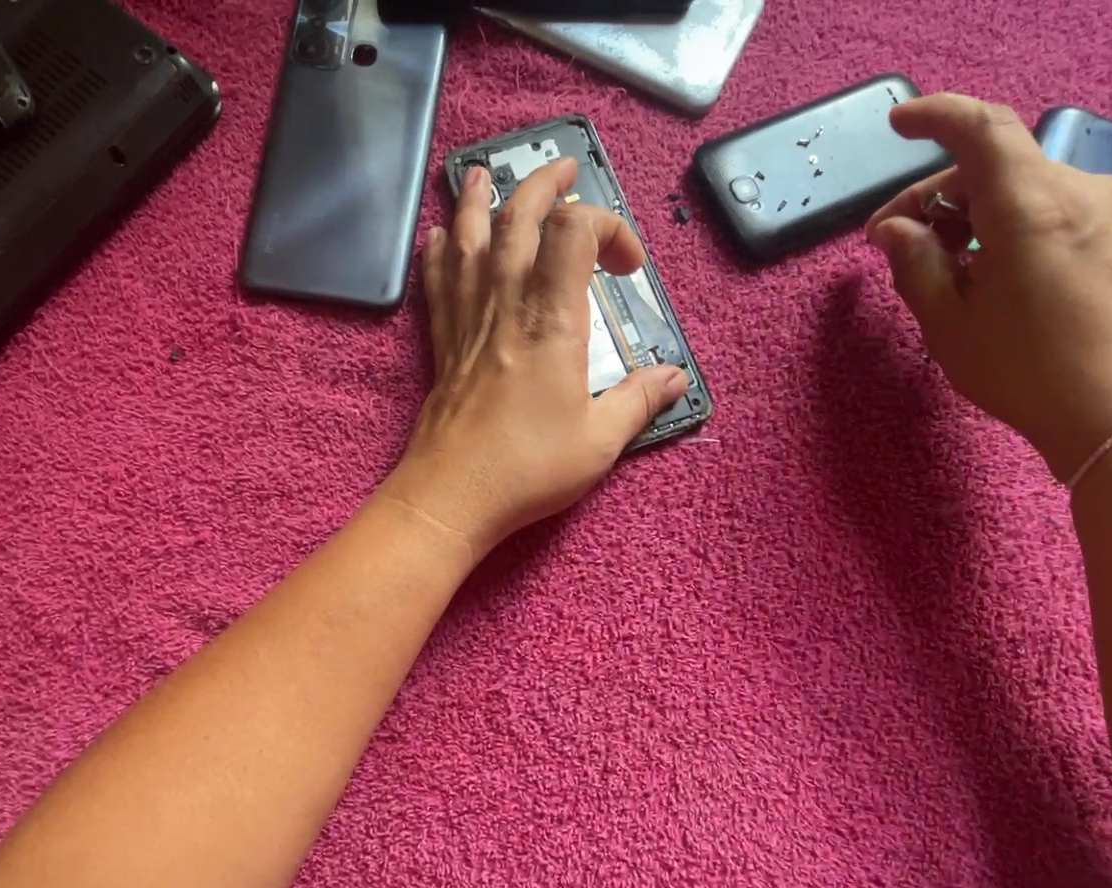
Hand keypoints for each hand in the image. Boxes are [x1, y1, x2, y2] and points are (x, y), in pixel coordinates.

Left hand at [380, 157, 687, 553]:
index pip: (575, 232)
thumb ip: (638, 401)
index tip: (628, 267)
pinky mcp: (444, 344)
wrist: (452, 496)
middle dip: (542, 184)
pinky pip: (438, 282)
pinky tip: (441, 237)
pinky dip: (440, 253)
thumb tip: (673, 379)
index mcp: (551, 322)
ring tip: (482, 174)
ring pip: (468, 240)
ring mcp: (468, 322)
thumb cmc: (527, 470)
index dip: (609, 228)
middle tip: (563, 168)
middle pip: (517, 219)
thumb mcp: (600, 441)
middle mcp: (505, 307)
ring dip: (478, 201)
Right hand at [865, 93, 1111, 479]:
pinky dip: (1002, 224)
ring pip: (1019, 188)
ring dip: (967, 212)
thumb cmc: (1026, 370)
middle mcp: (1076, 191)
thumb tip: (893, 228)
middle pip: (994, 165)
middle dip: (934, 194)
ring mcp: (1106, 211)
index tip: (897, 124)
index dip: (935, 116)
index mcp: (1030, 206)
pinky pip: (1047, 209)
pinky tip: (979, 268)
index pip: (980, 129)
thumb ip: (915, 263)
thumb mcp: (950, 323)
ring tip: (932, 266)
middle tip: (890, 242)